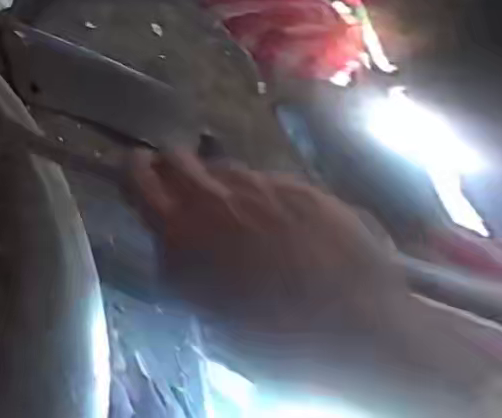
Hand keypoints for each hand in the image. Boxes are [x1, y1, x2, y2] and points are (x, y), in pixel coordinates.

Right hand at [127, 150, 405, 338]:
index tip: (139, 168)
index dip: (133, 166)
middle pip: (177, 156)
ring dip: (227, 181)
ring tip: (243, 205)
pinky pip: (277, 181)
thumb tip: (158, 232)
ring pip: (229, 167)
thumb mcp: (194, 297)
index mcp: (175, 220)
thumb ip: (167, 253)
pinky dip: (273, 193)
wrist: (368, 343)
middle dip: (176, 165)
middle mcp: (211, 195)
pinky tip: (287, 217)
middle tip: (187, 184)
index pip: (135, 171)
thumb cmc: (268, 328)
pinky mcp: (310, 194)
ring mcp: (263, 191)